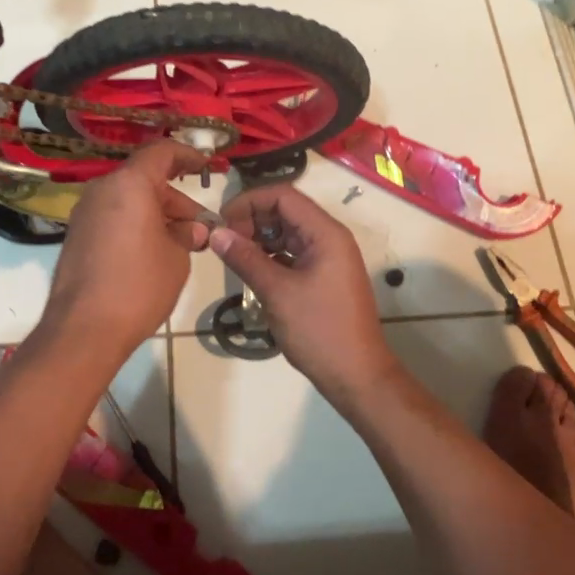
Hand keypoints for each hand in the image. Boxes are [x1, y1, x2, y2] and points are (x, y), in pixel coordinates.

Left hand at [42, 141, 211, 356]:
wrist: (83, 329)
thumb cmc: (139, 286)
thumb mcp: (176, 258)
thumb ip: (186, 234)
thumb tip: (191, 228)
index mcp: (130, 184)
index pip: (161, 152)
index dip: (187, 155)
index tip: (206, 165)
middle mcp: (103, 189)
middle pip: (144, 178)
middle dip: (175, 198)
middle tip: (199, 226)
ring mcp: (85, 212)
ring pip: (128, 199)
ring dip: (156, 213)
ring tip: (181, 242)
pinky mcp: (77, 235)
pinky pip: (113, 216)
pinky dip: (135, 224)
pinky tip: (153, 251)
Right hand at [210, 185, 398, 396]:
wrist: (358, 377)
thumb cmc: (320, 331)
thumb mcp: (277, 293)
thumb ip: (246, 259)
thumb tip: (216, 233)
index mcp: (326, 233)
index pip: (283, 196)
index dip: (249, 202)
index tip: (221, 221)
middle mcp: (329, 238)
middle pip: (285, 211)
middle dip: (252, 220)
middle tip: (224, 242)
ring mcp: (327, 258)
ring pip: (287, 233)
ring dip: (259, 238)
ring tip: (232, 256)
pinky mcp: (323, 277)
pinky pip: (292, 254)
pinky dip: (270, 256)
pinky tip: (250, 271)